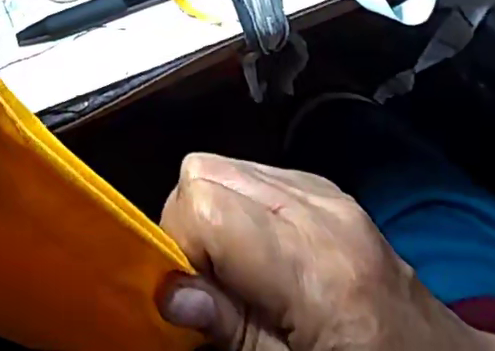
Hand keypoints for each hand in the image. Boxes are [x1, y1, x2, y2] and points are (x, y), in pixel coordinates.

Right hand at [157, 153, 494, 350]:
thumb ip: (233, 331)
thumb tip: (169, 292)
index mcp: (317, 268)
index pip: (204, 204)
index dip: (182, 244)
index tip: (196, 294)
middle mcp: (320, 212)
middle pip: (203, 170)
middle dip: (188, 219)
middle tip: (211, 279)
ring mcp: (325, 192)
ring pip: (220, 163)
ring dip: (210, 208)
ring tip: (236, 265)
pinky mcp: (325, 186)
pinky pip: (250, 170)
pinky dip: (237, 202)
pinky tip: (261, 247)